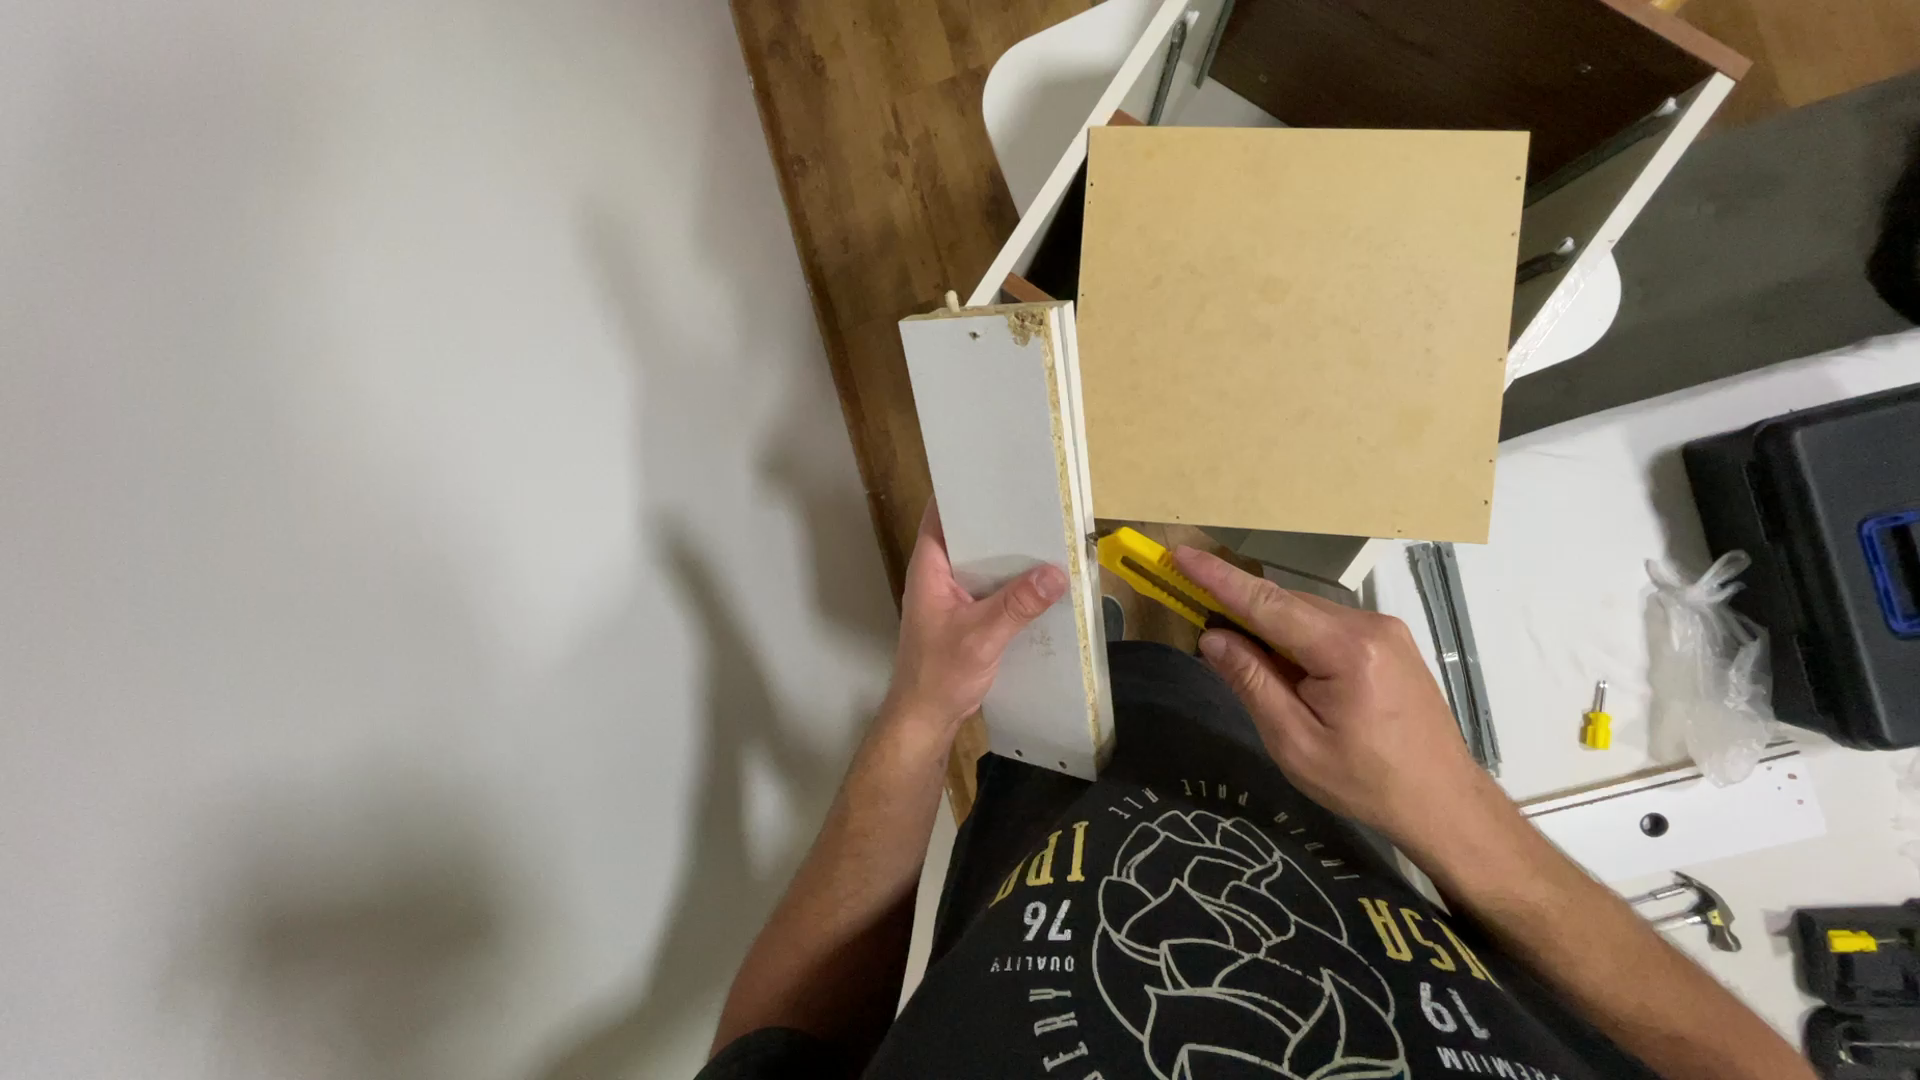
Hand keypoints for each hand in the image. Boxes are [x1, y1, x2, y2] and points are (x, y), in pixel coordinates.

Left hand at [881, 502, 1067, 739]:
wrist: (925, 718)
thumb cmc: (939, 674)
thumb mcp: (981, 637)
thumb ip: (1017, 605)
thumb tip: (1056, 574)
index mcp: (929, 568)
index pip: (939, 514)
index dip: (961, 490)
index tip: (993, 472)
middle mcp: (938, 575)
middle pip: (966, 535)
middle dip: (997, 520)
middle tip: (1034, 500)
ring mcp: (951, 596)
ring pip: (981, 563)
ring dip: (1007, 554)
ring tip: (1044, 532)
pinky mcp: (965, 616)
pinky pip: (989, 587)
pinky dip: (1010, 582)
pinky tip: (1039, 580)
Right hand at [1172, 546, 1510, 846]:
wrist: (1445, 804)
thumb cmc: (1366, 783)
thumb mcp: (1294, 742)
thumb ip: (1251, 682)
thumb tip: (1212, 638)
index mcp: (1347, 651)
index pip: (1267, 603)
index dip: (1218, 578)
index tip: (1180, 554)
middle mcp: (1369, 625)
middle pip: (1285, 603)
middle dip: (1237, 605)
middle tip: (1193, 614)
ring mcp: (1383, 630)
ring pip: (1303, 612)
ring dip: (1265, 623)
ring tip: (1237, 653)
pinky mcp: (1387, 641)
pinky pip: (1324, 624)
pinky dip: (1291, 634)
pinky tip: (1280, 663)